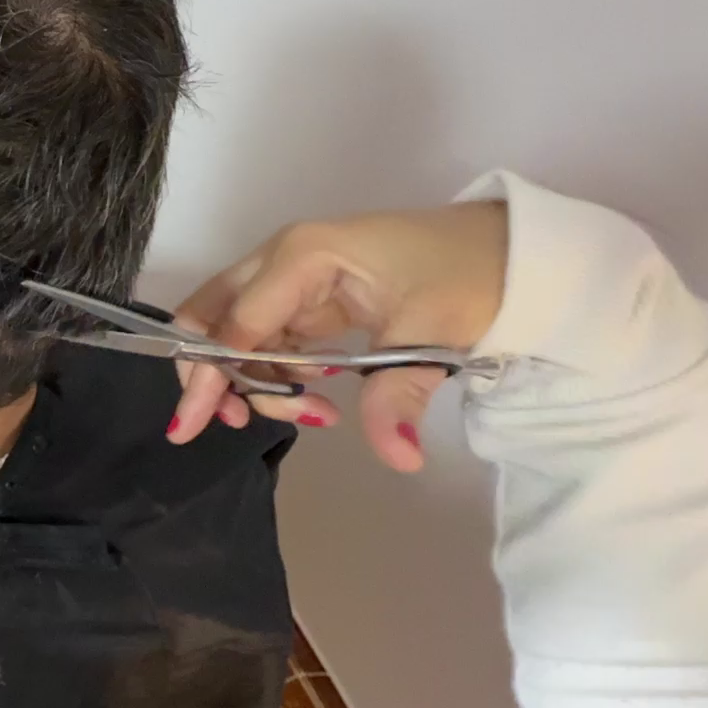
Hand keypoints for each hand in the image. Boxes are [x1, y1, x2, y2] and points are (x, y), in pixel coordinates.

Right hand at [168, 201, 507, 471]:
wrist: (514, 248)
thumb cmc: (473, 274)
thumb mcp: (434, 335)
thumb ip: (397, 396)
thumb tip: (399, 459)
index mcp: (301, 258)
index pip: (232, 325)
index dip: (210, 377)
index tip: (192, 425)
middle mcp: (277, 262)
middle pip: (207, 319)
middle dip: (209, 375)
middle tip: (230, 420)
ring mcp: (285, 278)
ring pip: (231, 335)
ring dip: (251, 381)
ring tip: (312, 414)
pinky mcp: (298, 296)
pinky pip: (259, 339)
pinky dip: (273, 373)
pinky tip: (315, 393)